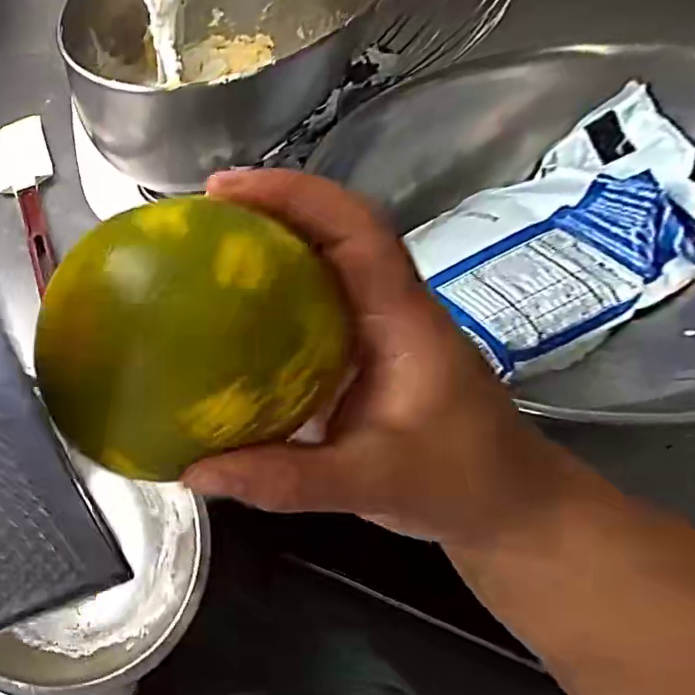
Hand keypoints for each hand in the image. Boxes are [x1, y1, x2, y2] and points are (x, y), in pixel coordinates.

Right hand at [181, 170, 586, 549]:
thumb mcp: (370, 485)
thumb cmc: (457, 483)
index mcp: (399, 323)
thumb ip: (284, 481)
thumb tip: (192, 471)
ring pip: (312, 272)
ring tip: (189, 256)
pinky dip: (252, 302)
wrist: (505, 505)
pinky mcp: (343, 360)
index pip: (355, 236)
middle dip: (264, 212)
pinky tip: (208, 322)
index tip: (226, 189)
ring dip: (257, 251)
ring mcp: (362, 336)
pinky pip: (294, 314)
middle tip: (191, 217)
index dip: (296, 198)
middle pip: (329, 236)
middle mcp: (380, 314)